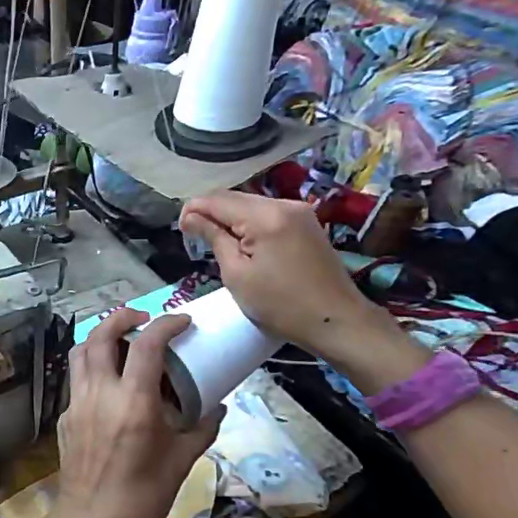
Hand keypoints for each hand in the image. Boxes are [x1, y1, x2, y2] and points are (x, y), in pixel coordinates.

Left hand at [46, 309, 222, 517]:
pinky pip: (77, 380)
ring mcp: (77, 405)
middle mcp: (100, 394)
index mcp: (133, 401)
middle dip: (121, 317)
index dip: (166, 324)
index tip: (182, 321)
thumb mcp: (181, 461)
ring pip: (80, 353)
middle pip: (99, 336)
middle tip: (143, 319)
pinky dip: (92, 367)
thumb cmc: (143, 497)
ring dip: (100, 337)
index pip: (147, 344)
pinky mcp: (66, 419)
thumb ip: (202, 428)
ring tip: (122, 340)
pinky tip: (110, 384)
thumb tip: (218, 407)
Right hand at [180, 191, 427, 392]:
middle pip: (236, 198)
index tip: (180, 230)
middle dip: (211, 212)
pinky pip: (269, 214)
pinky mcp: (308, 223)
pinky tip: (243, 243)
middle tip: (194, 237)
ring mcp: (300, 211)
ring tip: (216, 242)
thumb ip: (214, 238)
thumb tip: (191, 217)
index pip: (217, 199)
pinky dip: (250, 224)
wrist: (336, 320)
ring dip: (230, 218)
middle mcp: (284, 203)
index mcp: (265, 216)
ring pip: (252, 205)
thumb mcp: (237, 275)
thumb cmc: (280, 305)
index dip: (193, 209)